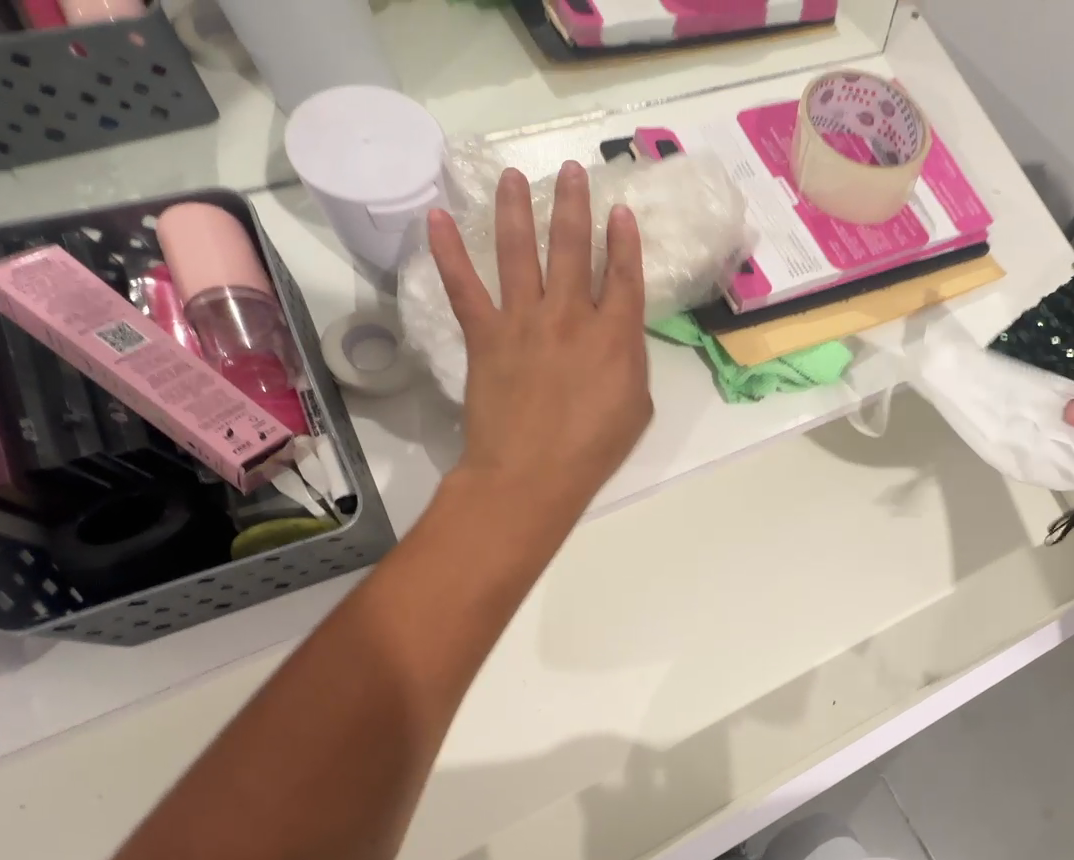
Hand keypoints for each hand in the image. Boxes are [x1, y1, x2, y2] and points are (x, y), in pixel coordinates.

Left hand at [427, 162, 651, 510]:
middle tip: (572, 172)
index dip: (624, 241)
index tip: (620, 212)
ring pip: (520, 254)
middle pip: (572, 250)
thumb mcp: (636, 407)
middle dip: (574, 207)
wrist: (532, 473)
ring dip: (517, 211)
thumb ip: (629, 363)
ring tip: (513, 177)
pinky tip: (436, 218)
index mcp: (615, 337)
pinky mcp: (484, 335)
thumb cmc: (594, 448)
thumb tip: (616, 339)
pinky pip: (463, 287)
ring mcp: (523, 321)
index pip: (622, 276)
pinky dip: (447, 252)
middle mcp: (570, 316)